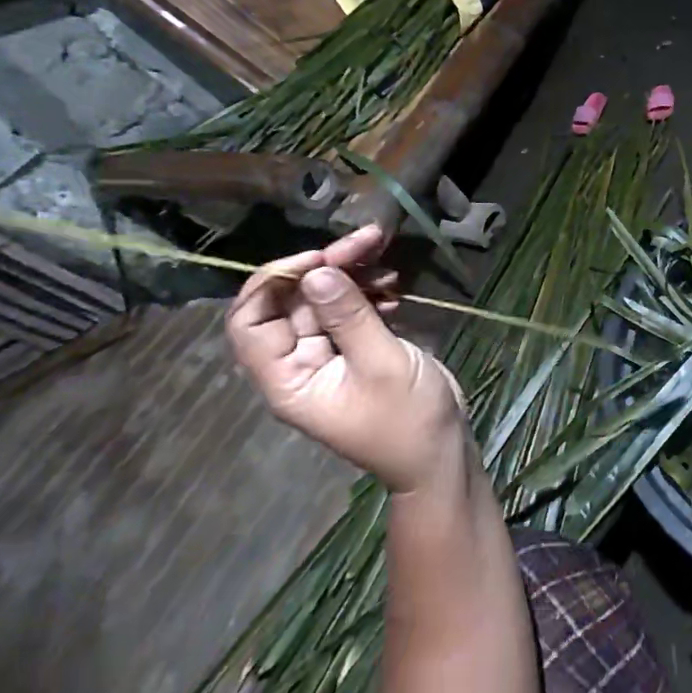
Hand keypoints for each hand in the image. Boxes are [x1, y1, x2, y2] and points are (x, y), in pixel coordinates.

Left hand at [227, 226, 467, 492]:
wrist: (441, 452)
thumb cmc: (409, 419)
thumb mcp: (383, 365)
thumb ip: (349, 317)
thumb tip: (317, 272)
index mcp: (288, 379)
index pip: (250, 322)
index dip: (273, 282)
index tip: (318, 258)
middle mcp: (299, 364)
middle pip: (293, 302)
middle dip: (327, 267)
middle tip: (368, 239)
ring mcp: (330, 357)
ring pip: (325, 302)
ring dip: (352, 275)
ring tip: (387, 256)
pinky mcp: (358, 351)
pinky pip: (350, 312)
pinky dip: (369, 293)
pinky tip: (395, 288)